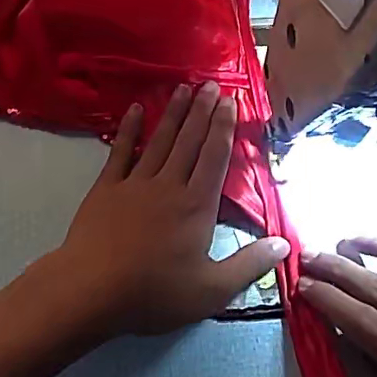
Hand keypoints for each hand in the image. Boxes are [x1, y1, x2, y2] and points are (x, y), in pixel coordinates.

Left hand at [41, 82, 289, 339]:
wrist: (92, 290)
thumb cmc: (154, 293)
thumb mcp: (211, 290)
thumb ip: (248, 265)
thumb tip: (284, 245)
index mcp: (196, 205)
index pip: (215, 157)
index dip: (223, 127)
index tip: (230, 101)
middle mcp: (169, 185)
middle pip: (189, 140)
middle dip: (202, 110)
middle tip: (211, 84)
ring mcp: (135, 182)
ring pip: (160, 140)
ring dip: (173, 113)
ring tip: (183, 88)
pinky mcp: (106, 187)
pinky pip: (121, 151)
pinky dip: (129, 129)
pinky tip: (135, 110)